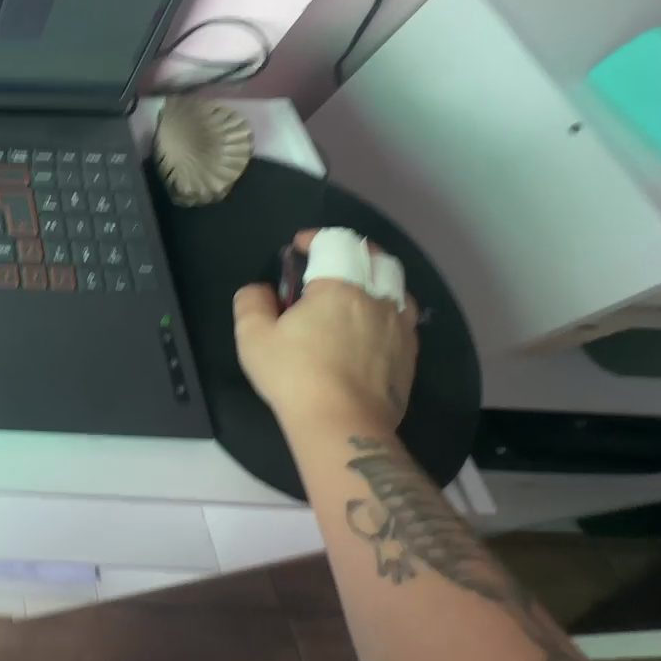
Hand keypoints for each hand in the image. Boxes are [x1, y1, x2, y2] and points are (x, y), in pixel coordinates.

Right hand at [233, 229, 418, 435]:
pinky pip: (403, 318)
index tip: (298, 245)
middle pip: (379, 259)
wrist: (342, 423)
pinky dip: (385, 309)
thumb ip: (252, 301)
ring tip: (353, 291)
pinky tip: (365, 325)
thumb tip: (262, 290)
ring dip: (376, 280)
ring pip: (399, 288)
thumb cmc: (293, 374)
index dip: (315, 237)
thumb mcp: (251, 334)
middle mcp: (378, 301)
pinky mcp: (409, 355)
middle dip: (354, 250)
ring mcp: (400, 329)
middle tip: (329, 258)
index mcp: (340, 288)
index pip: (337, 244)